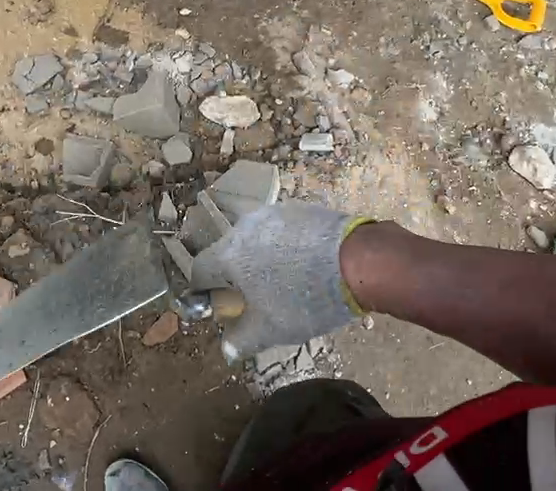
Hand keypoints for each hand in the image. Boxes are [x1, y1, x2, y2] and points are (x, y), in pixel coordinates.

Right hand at [188, 202, 369, 360]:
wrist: (356, 259)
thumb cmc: (304, 298)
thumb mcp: (270, 330)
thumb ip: (241, 340)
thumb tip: (227, 348)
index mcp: (229, 253)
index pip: (200, 270)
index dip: (204, 292)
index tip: (219, 307)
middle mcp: (244, 226)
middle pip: (228, 252)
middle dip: (235, 276)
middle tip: (255, 299)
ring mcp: (272, 213)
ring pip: (254, 240)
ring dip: (260, 260)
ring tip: (285, 283)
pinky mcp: (298, 208)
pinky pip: (279, 231)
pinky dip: (283, 248)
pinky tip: (306, 266)